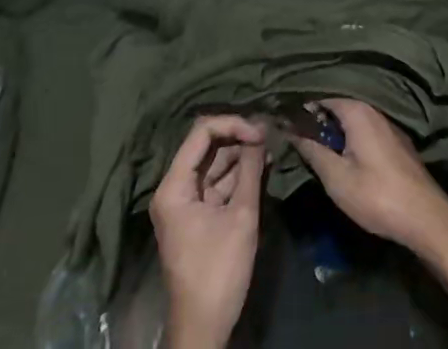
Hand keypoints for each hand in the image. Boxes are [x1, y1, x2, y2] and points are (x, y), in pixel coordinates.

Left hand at [150, 115, 267, 348]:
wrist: (204, 323)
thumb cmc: (219, 269)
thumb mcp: (241, 214)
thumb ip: (251, 169)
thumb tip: (261, 130)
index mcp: (174, 187)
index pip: (201, 133)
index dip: (233, 125)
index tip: (261, 133)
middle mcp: (175, 188)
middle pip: (207, 146)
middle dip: (239, 137)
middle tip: (272, 134)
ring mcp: (186, 202)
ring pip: (216, 163)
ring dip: (243, 154)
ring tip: (273, 147)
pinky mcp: (199, 213)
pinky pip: (219, 182)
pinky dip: (240, 173)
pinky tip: (264, 165)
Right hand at [288, 99, 447, 256]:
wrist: (424, 216)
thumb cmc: (376, 195)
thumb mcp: (336, 176)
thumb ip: (312, 149)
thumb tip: (289, 127)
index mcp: (359, 112)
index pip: (322, 98)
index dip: (301, 110)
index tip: (280, 123)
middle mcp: (374, 111)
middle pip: (337, 109)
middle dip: (315, 122)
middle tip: (291, 140)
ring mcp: (387, 127)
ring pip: (351, 122)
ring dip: (331, 133)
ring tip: (309, 151)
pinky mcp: (394, 143)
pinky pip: (364, 133)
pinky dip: (348, 140)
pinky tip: (338, 158)